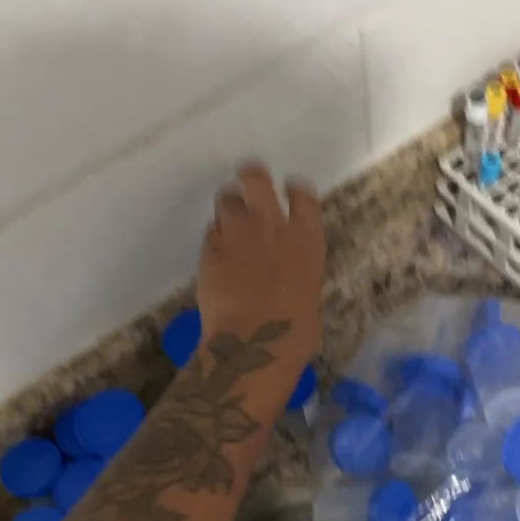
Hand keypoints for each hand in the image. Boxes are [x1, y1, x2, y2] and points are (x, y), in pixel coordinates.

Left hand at [197, 161, 326, 363]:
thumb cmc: (295, 332)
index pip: (302, 195)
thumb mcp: (310, 296)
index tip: (290, 190)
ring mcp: (237, 234)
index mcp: (306, 239)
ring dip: (229, 204)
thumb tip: (290, 275)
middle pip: (256, 179)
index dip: (295, 189)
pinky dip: (215, 236)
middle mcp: (271, 226)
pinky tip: (218, 250)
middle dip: (251, 176)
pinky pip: (211, 231)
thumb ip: (298, 272)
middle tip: (247, 182)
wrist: (252, 344)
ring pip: (227, 199)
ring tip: (228, 217)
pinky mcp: (209, 249)